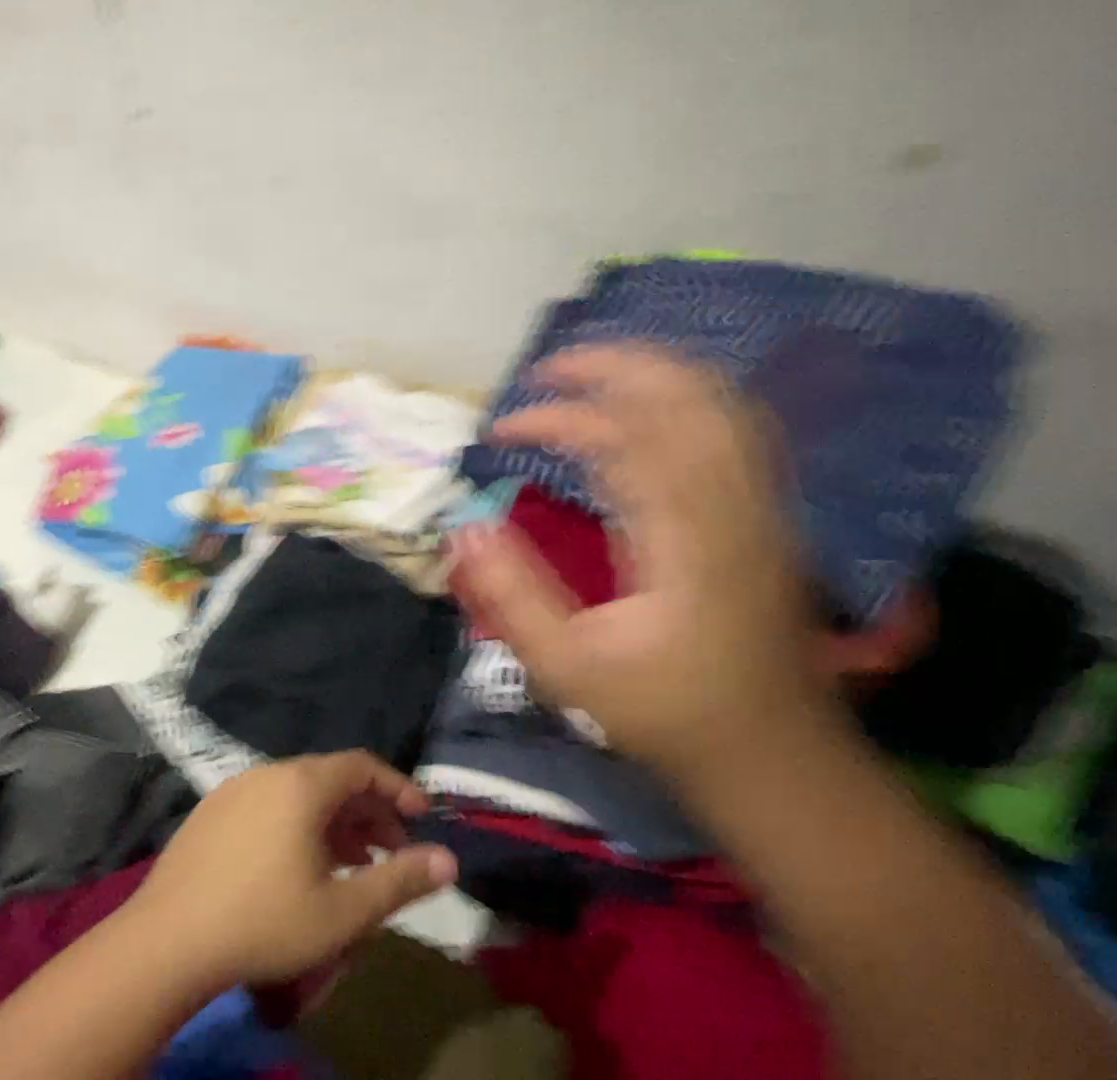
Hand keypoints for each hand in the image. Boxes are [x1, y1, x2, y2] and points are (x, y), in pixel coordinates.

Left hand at [123, 751, 456, 986]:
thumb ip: (400, 880)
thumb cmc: (266, 922)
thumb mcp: (345, 910)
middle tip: (393, 851)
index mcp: (299, 785)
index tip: (422, 818)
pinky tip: (300, 867)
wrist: (170, 939)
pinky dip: (296, 825)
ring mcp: (230, 792)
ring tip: (353, 863)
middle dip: (368, 810)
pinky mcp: (208, 815)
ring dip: (333, 821)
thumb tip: (448, 860)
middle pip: (328, 778)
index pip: (360, 765)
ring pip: (295, 794)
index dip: (397, 787)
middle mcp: (264, 775)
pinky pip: (266, 806)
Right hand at [448, 344, 837, 778]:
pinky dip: (690, 403)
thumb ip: (514, 596)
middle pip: (687, 399)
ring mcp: (762, 510)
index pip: (623, 440)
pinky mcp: (770, 521)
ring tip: (595, 375)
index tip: (500, 428)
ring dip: (657, 377)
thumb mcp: (568, 666)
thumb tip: (466, 529)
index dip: (557, 418)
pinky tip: (657, 412)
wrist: (771, 752)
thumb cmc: (664, 712)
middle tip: (550, 369)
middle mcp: (732, 508)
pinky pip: (738, 433)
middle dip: (615, 367)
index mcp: (682, 539)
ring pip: (723, 407)